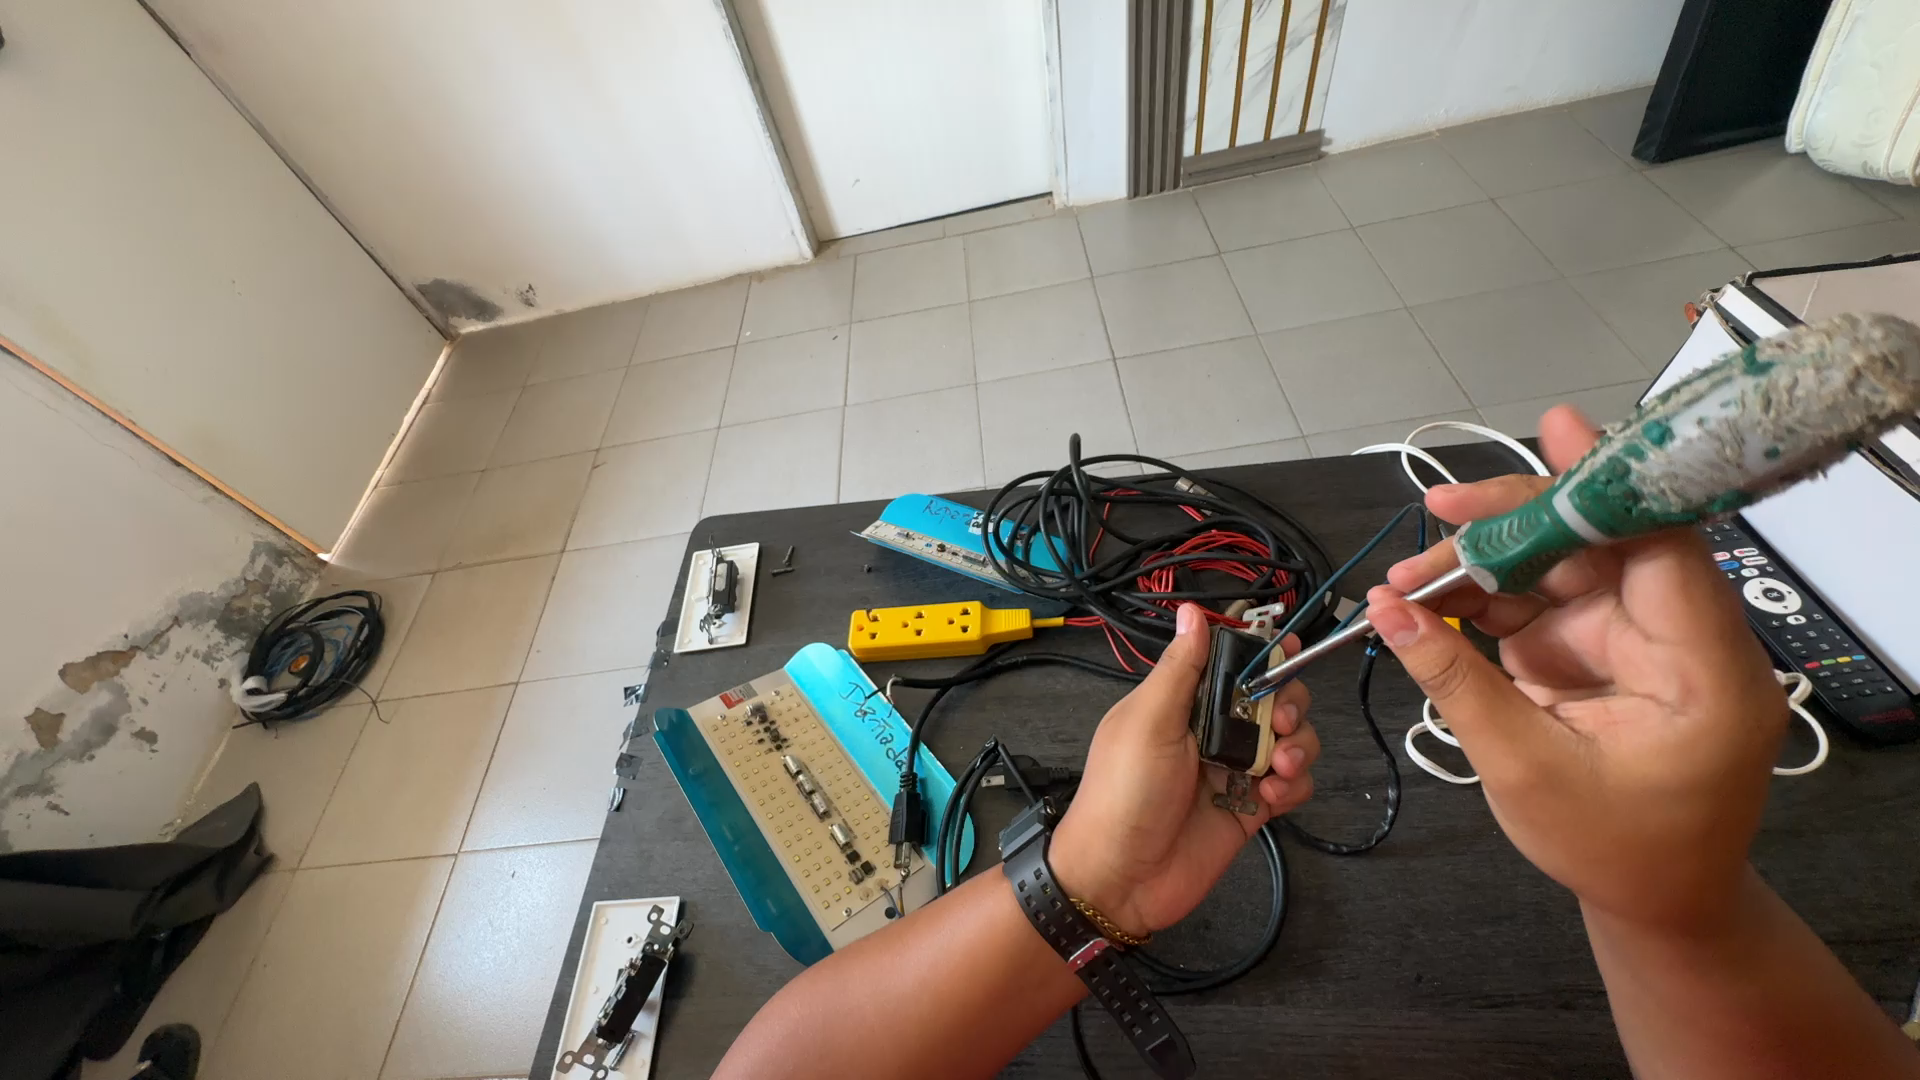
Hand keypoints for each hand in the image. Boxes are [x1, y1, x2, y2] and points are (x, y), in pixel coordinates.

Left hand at [1048, 603, 1318, 938]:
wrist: (1121, 877)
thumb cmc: (1125, 790)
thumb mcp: (1148, 722)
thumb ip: (1179, 669)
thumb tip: (1191, 610)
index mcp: (1179, 700)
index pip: (1229, 663)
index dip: (1260, 655)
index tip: (1285, 651)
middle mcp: (1210, 728)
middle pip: (1271, 698)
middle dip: (1289, 702)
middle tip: (1282, 721)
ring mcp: (1232, 768)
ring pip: (1290, 738)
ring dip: (1299, 744)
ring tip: (1279, 766)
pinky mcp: (1251, 807)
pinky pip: (1292, 783)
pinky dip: (1295, 784)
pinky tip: (1274, 795)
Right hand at [1365, 405, 1785, 932]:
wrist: (1650, 896)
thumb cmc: (1609, 845)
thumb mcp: (1519, 763)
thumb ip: (1451, 677)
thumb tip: (1383, 610)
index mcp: (1700, 667)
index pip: (1657, 548)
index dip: (1604, 485)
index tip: (1554, 428)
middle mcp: (1670, 636)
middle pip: (1591, 546)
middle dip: (1504, 530)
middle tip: (1430, 520)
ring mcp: (1624, 640)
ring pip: (1546, 570)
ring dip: (1472, 569)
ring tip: (1401, 583)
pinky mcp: (1585, 650)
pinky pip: (1525, 604)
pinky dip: (1472, 601)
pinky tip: (1423, 605)